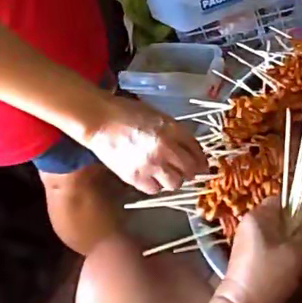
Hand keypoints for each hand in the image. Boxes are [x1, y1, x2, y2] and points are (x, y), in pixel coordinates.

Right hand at [80, 95, 205, 192]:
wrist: (100, 120)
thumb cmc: (128, 113)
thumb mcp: (158, 116)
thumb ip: (175, 132)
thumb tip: (189, 149)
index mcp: (172, 130)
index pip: (196, 151)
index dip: (201, 160)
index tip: (201, 165)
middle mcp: (165, 149)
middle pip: (189, 170)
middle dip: (189, 171)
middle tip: (182, 170)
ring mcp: (150, 165)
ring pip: (175, 184)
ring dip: (173, 179)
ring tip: (164, 173)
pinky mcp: (135, 177)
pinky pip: (154, 189)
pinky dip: (155, 185)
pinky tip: (150, 176)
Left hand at [213, 199, 301, 302]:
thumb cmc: (268, 275)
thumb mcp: (295, 255)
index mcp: (257, 216)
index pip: (280, 200)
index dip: (299, 206)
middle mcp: (249, 224)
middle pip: (278, 218)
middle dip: (297, 228)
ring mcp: (246, 241)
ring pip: (275, 234)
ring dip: (291, 243)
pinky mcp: (247, 257)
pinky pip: (269, 247)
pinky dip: (282, 253)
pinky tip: (293, 268)